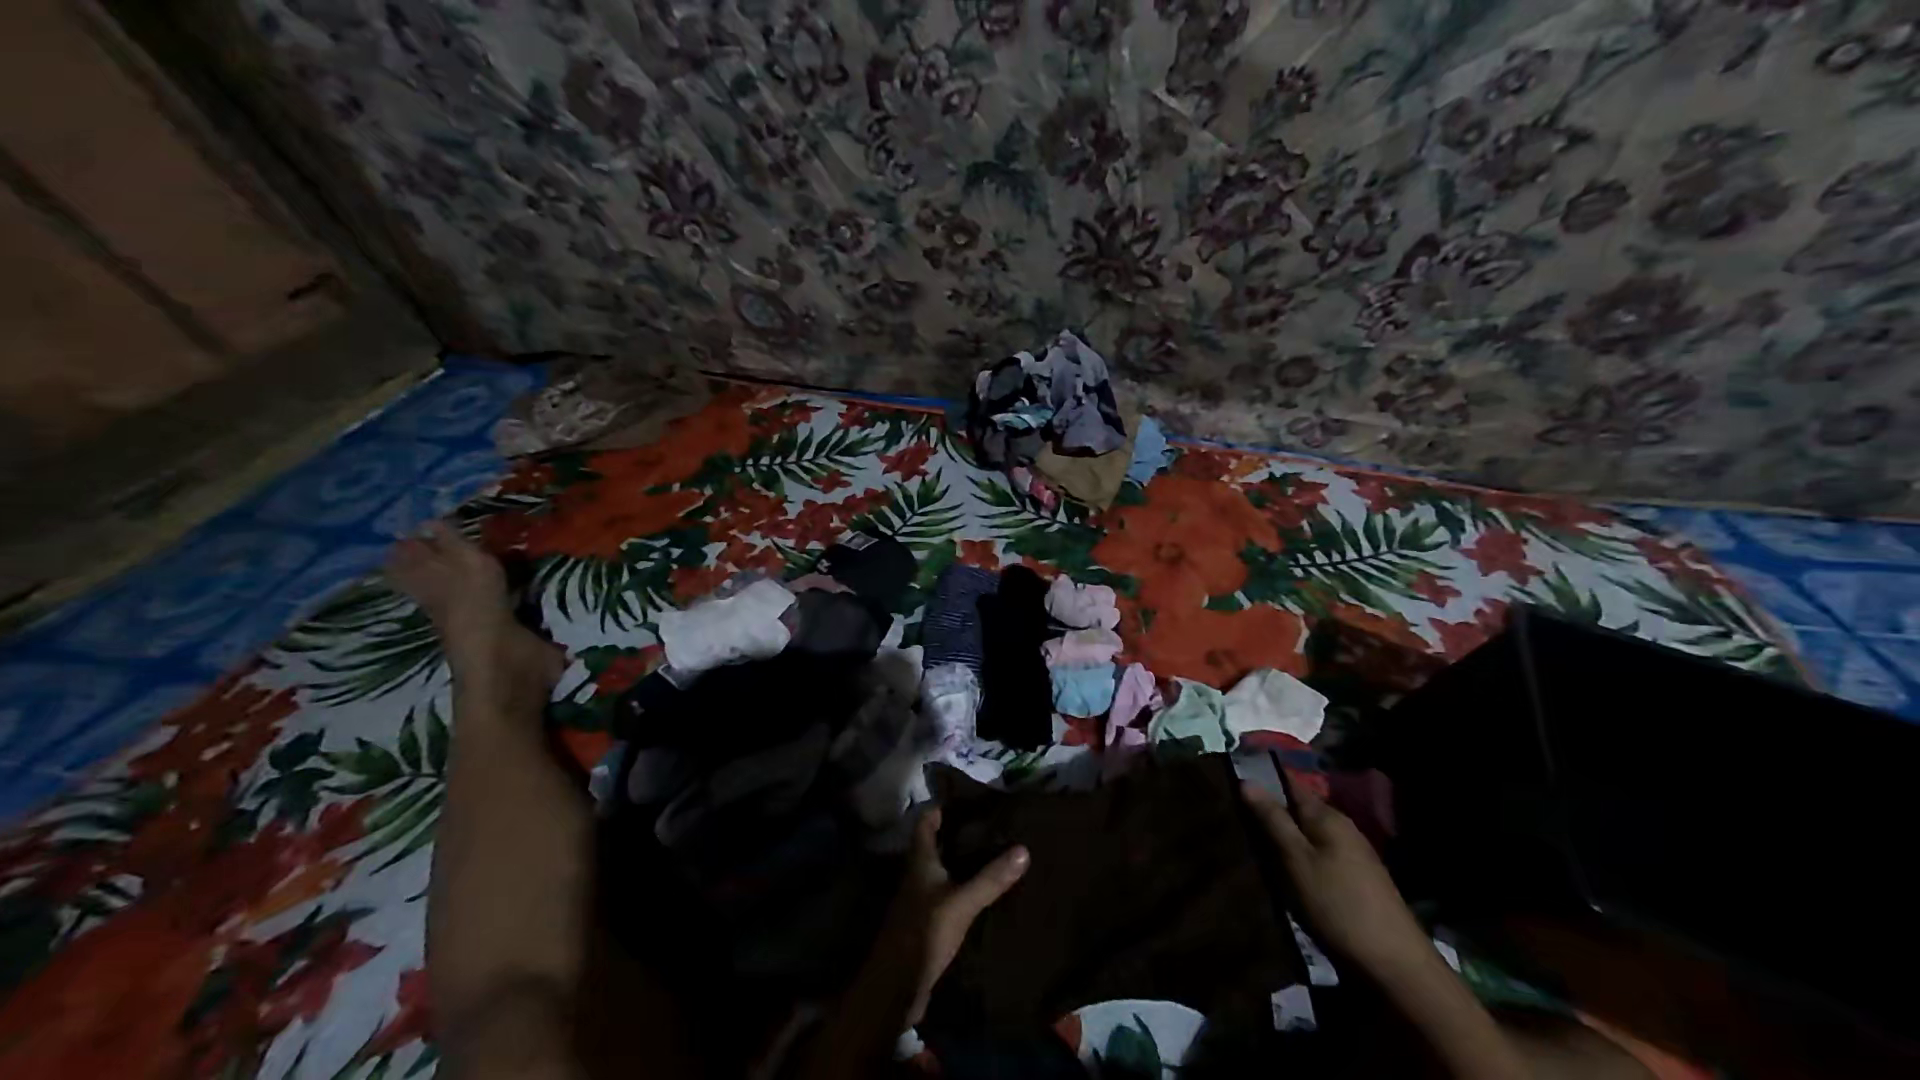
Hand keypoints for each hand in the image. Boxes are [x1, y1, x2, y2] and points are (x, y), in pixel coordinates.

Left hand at [885, 807, 1029, 1025]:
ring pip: (944, 869)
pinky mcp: (928, 923)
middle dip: (960, 833)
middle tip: (993, 823)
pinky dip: (965, 886)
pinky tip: (986, 890)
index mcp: (920, 862)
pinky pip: (949, 894)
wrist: (896, 988)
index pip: (926, 821)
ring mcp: (921, 900)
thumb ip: (990, 878)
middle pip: (936, 844)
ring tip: (996, 851)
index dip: (943, 806)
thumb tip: (1024, 849)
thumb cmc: (924, 934)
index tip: (970, 797)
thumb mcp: (962, 904)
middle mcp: (918, 875)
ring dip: (964, 860)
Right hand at [1242, 779, 1431, 976]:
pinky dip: (1296, 857)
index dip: (1262, 780)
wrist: (1394, 965)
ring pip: (1307, 835)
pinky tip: (1281, 871)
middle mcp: (1342, 828)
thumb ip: (1272, 819)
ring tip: (1250, 844)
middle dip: (1269, 811)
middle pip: (1298, 809)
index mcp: (1328, 817)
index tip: (1232, 781)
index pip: (1290, 783)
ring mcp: (1352, 855)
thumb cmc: (1337, 905)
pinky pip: (1316, 856)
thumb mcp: (1296, 860)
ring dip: (1282, 837)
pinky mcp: (1355, 881)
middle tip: (1233, 817)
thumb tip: (1246, 780)